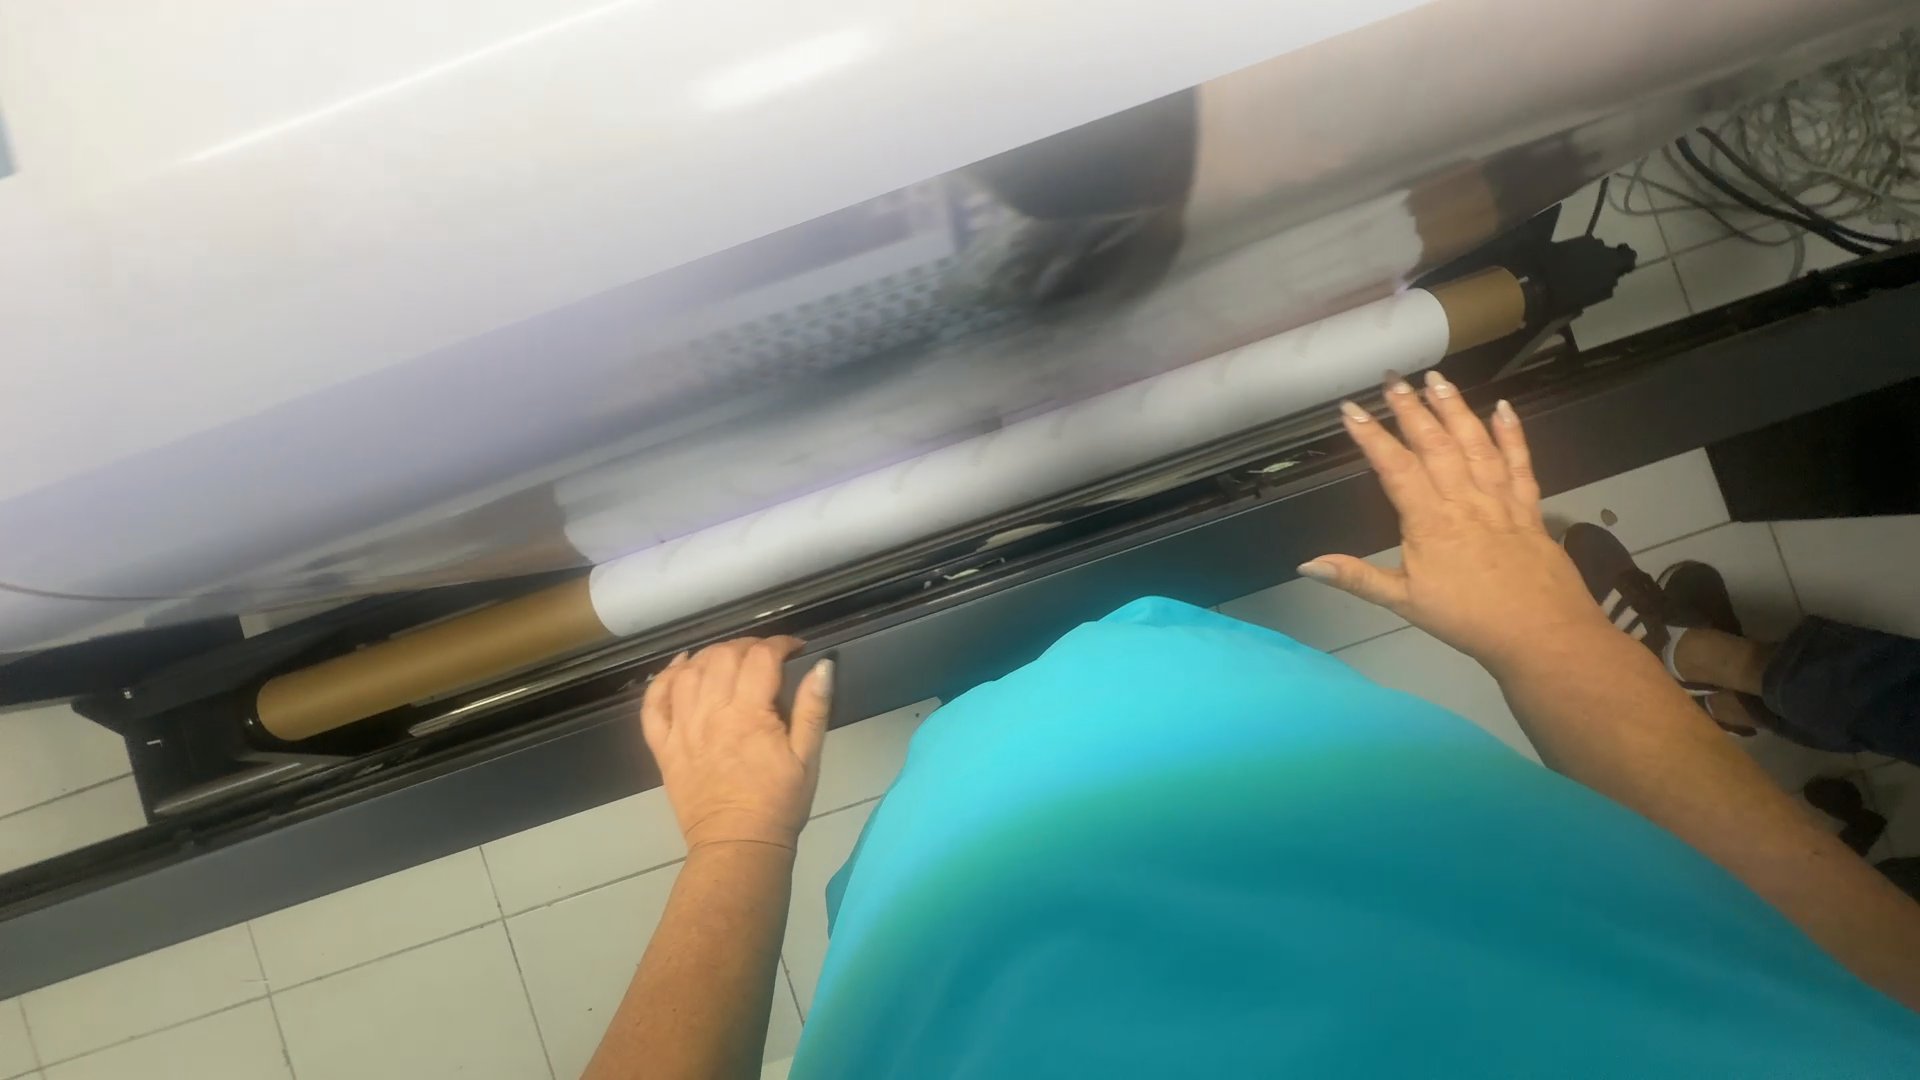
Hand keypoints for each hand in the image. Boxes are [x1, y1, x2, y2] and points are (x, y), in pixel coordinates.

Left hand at [641, 637, 832, 851]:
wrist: (739, 846)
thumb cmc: (780, 802)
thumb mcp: (809, 757)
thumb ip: (814, 708)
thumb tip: (822, 664)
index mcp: (750, 716)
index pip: (761, 658)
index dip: (780, 644)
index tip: (796, 648)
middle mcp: (711, 715)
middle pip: (722, 657)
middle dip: (748, 645)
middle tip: (767, 654)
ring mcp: (682, 730)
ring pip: (688, 673)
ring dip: (710, 655)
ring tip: (730, 658)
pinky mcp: (664, 747)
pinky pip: (653, 705)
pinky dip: (663, 679)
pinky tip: (680, 665)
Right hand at [1298, 371, 1614, 674]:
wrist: (1543, 637)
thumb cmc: (1467, 619)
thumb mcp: (1402, 602)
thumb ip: (1355, 578)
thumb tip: (1306, 564)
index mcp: (1430, 523)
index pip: (1396, 469)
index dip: (1371, 437)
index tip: (1351, 410)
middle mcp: (1465, 502)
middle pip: (1436, 446)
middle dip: (1411, 410)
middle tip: (1394, 380)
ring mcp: (1500, 502)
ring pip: (1476, 446)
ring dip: (1455, 410)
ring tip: (1437, 380)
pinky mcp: (1528, 509)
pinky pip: (1520, 464)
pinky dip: (1512, 434)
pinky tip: (1502, 409)